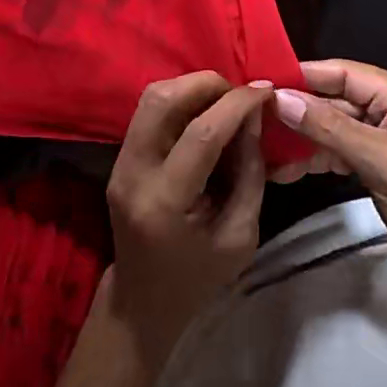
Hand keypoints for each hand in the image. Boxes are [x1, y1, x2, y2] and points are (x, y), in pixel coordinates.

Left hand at [106, 71, 269, 367]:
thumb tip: (254, 115)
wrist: (142, 302)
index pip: (201, 134)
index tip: (267, 91)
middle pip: (162, 100)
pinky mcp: (120, 159)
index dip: (238, 104)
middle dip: (208, 84)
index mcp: (164, 202)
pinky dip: (182, 101)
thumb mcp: (242, 233)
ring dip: (193, 88)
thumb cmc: (198, 276)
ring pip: (151, 98)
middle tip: (241, 96)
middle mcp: (133, 174)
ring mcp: (119, 164)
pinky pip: (149, 112)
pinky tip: (206, 114)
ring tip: (226, 102)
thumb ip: (250, 171)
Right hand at [274, 60, 386, 300]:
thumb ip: (330, 127)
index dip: (306, 76)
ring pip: (343, 130)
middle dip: (303, 112)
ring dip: (308, 140)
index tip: (263, 82)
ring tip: (265, 151)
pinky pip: (351, 154)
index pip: (349, 74)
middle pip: (343, 102)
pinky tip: (291, 169)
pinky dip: (324, 160)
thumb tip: (281, 98)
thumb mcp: (382, 161)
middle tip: (255, 121)